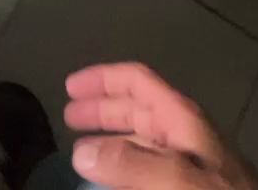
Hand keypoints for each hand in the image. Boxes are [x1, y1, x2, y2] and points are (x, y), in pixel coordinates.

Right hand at [63, 63, 257, 189]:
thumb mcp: (177, 178)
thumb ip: (132, 164)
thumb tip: (82, 149)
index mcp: (182, 118)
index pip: (138, 82)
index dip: (103, 79)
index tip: (69, 86)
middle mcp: (184, 136)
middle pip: (137, 110)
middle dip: (102, 110)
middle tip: (68, 119)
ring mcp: (189, 165)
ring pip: (143, 143)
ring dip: (112, 143)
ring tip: (82, 154)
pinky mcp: (190, 188)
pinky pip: (151, 172)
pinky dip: (127, 173)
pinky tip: (114, 185)